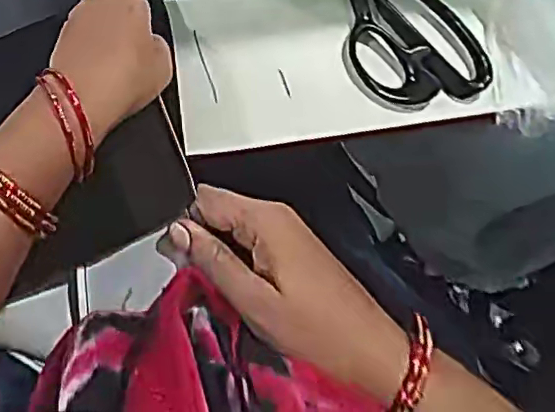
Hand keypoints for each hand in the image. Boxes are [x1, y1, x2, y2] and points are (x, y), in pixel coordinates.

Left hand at [47, 0, 172, 135]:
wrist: (81, 95)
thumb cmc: (119, 77)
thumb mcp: (163, 65)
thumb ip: (159, 45)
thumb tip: (153, 47)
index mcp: (131, 0)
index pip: (142, 3)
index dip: (145, 26)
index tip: (146, 44)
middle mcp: (101, 1)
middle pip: (116, 8)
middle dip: (121, 25)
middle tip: (129, 55)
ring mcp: (78, 15)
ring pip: (96, 20)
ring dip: (101, 36)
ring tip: (111, 67)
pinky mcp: (62, 32)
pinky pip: (80, 36)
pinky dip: (85, 48)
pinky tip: (94, 69)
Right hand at [159, 185, 409, 403]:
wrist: (376, 355)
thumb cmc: (325, 333)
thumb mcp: (255, 302)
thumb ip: (212, 260)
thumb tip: (178, 231)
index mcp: (265, 219)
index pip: (202, 198)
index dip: (185, 227)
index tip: (181, 258)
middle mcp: (276, 215)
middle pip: (216, 209)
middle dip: (202, 240)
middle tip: (207, 281)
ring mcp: (286, 228)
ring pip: (231, 225)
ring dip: (221, 253)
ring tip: (231, 291)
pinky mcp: (292, 244)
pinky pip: (250, 238)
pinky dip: (240, 260)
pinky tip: (248, 290)